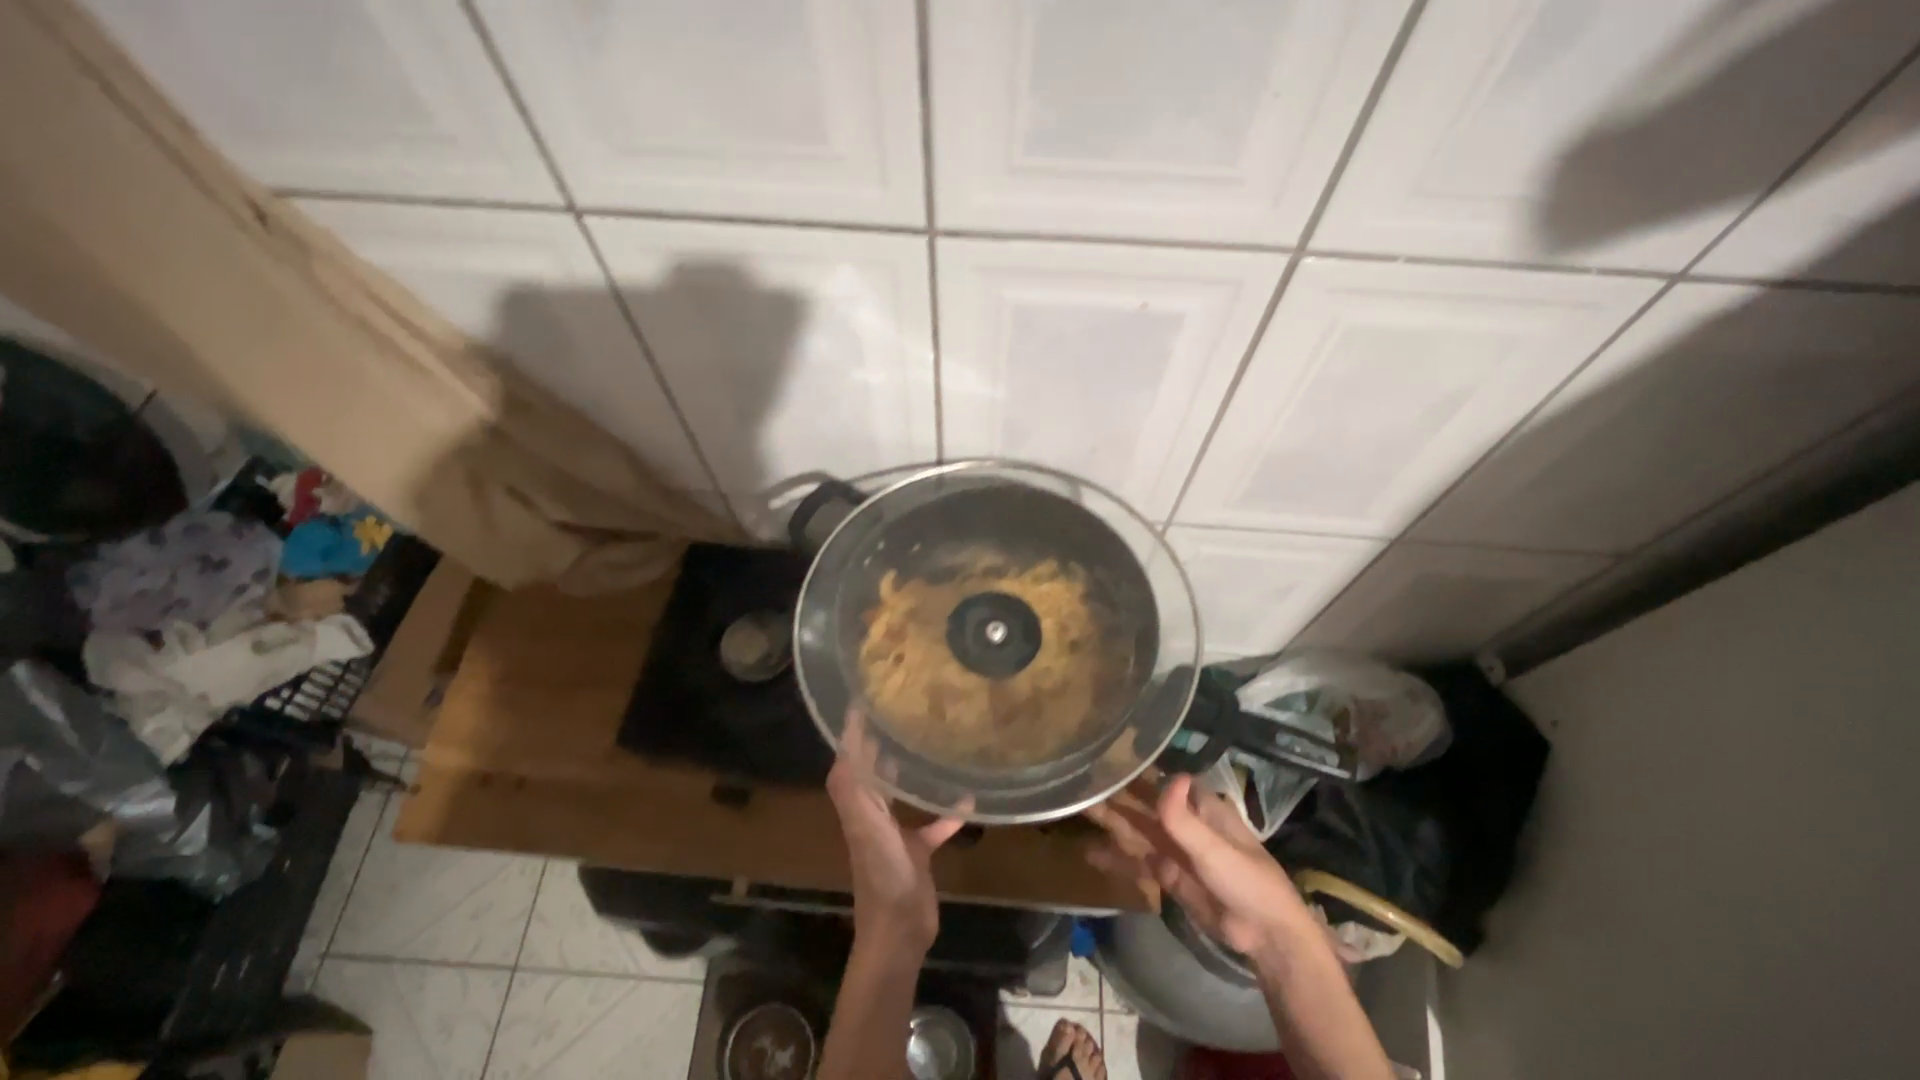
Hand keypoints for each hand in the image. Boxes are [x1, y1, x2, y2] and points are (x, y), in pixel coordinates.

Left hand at [826, 712, 967, 954]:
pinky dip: (947, 813)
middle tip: (903, 714)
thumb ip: (853, 785)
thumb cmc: (882, 873)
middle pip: (872, 773)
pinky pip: (933, 826)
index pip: (850, 760)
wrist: (899, 930)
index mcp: (856, 806)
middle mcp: (871, 816)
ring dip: (911, 774)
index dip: (853, 733)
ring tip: (931, 745)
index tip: (867, 701)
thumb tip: (847, 737)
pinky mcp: (917, 853)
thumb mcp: (864, 824)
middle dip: (881, 745)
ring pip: (901, 796)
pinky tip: (969, 800)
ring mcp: (894, 835)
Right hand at [1085, 773, 1315, 961]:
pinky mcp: (1169, 877)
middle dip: (1117, 796)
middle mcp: (1187, 823)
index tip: (1107, 758)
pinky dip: (1117, 859)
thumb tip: (1169, 775)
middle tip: (1081, 783)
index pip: (1165, 780)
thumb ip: (1183, 818)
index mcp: (1203, 808)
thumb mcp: (1213, 849)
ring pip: (1138, 831)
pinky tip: (1091, 854)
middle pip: (1146, 805)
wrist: (1264, 935)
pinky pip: (1139, 863)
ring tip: (1078, 809)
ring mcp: (1177, 851)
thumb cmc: (1247, 881)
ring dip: (1112, 823)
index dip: (1139, 770)